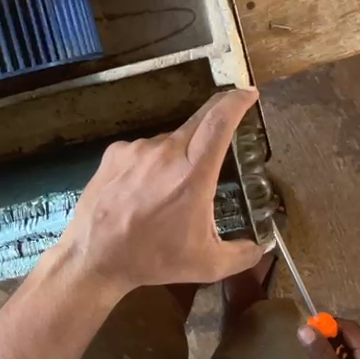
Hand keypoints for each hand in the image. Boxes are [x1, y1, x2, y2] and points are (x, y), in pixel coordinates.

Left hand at [58, 88, 266, 294]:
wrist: (94, 256)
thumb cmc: (153, 259)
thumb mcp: (207, 264)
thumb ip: (243, 254)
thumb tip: (265, 246)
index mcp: (193, 173)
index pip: (219, 122)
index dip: (237, 102)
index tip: (249, 93)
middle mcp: (166, 152)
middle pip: (199, 121)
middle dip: (217, 119)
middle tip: (227, 131)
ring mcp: (138, 149)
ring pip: (169, 142)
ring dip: (178, 157)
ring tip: (169, 191)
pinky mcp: (115, 153)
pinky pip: (143, 151)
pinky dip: (151, 165)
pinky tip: (143, 190)